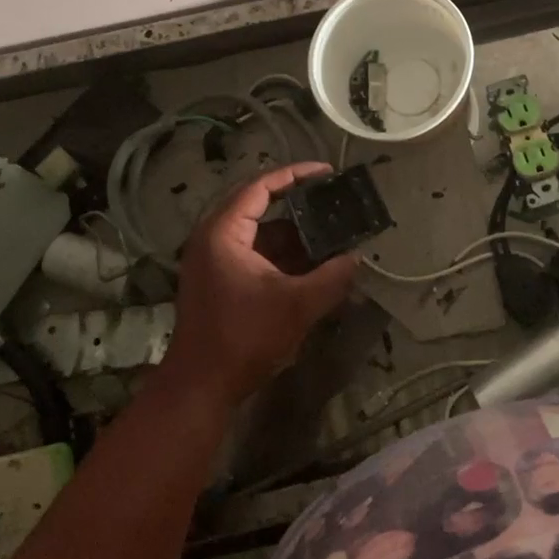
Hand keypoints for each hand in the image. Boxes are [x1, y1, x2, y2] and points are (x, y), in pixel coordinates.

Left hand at [160, 163, 358, 404]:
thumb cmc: (244, 337)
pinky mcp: (216, 280)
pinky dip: (279, 251)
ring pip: (256, 230)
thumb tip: (358, 258)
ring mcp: (211, 260)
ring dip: (289, 229)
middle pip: (255, 203)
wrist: (200, 387)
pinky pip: (251, 251)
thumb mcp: (297, 305)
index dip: (294, 174)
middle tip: (329, 194)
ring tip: (327, 227)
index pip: (259, 186)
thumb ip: (332, 277)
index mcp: (223, 232)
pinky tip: (309, 260)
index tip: (326, 171)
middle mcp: (212, 238)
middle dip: (294, 199)